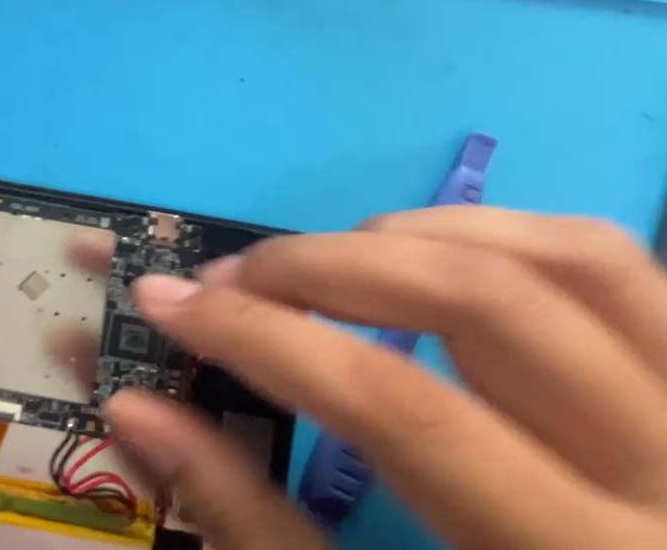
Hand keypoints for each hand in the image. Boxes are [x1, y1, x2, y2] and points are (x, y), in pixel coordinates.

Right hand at [102, 207, 666, 548]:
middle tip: (229, 280)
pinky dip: (498, 233)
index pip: (399, 407)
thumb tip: (133, 408)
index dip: (262, 337)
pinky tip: (418, 256)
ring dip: (408, 238)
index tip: (163, 298)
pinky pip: (615, 263)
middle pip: (481, 302)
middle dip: (319, 267)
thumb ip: (247, 515)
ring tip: (317, 261)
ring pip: (566, 260)